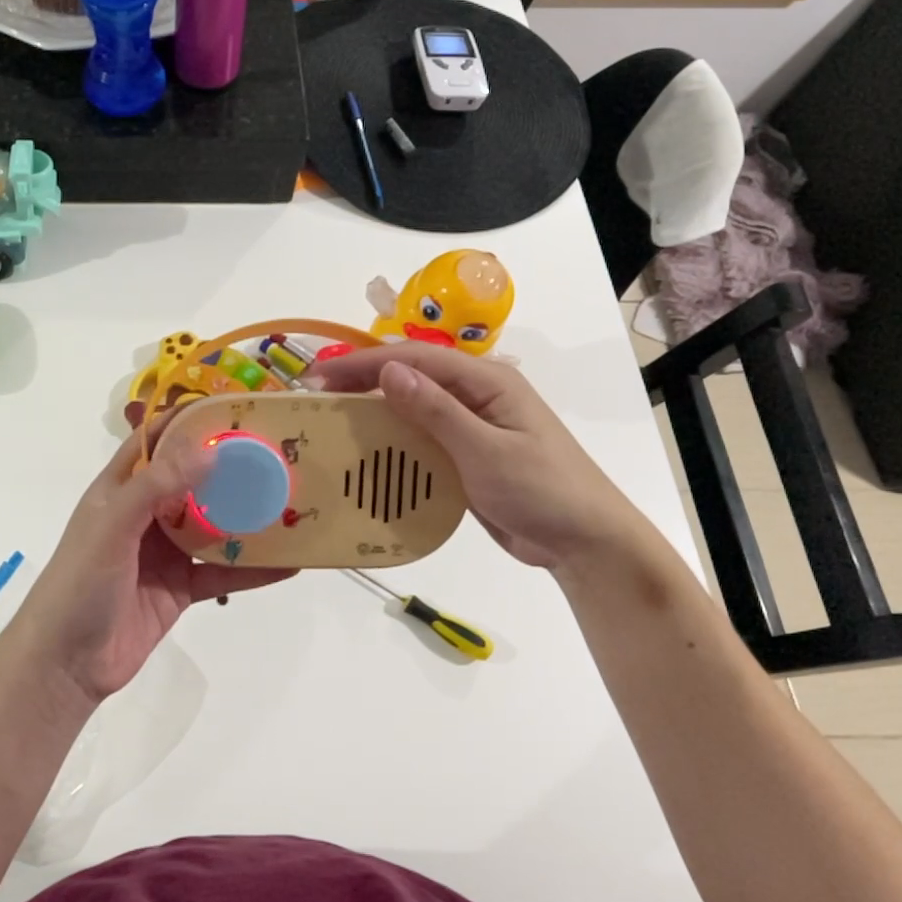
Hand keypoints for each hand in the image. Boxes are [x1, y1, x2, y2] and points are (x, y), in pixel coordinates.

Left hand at [13, 432, 295, 702]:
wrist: (65, 663)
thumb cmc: (80, 583)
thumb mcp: (113, 526)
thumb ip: (155, 486)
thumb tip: (207, 449)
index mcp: (120, 489)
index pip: (155, 442)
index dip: (189, 422)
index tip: (235, 409)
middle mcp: (144, 514)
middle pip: (192, 481)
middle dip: (229, 467)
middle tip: (280, 453)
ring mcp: (164, 553)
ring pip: (213, 525)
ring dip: (246, 515)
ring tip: (292, 500)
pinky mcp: (180, 589)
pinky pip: (221, 572)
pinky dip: (253, 569)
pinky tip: (289, 563)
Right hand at [308, 344, 652, 571]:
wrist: (584, 542)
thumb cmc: (542, 489)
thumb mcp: (485, 449)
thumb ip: (436, 410)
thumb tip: (387, 371)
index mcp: (487, 381)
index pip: (415, 359)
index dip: (364, 363)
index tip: (320, 377)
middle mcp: (477, 396)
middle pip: (411, 378)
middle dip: (362, 382)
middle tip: (317, 397)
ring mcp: (472, 427)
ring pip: (413, 408)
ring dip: (374, 410)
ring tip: (332, 420)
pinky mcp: (466, 457)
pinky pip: (422, 439)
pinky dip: (393, 441)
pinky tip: (366, 453)